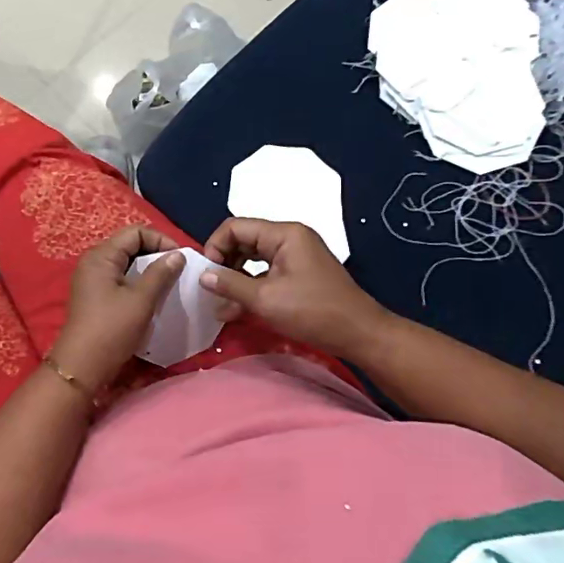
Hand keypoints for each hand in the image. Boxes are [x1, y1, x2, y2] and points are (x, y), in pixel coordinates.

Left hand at [48, 225, 184, 396]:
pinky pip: (120, 280)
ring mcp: (92, 280)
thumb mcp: (140, 300)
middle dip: (156, 254)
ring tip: (170, 284)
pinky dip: (138, 283)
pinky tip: (153, 297)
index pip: (135, 232)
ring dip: (148, 271)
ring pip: (126, 264)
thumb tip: (177, 254)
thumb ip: (160, 274)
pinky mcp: (95, 296)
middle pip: (129, 246)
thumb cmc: (111, 329)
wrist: (82, 366)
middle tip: (179, 271)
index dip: (160, 240)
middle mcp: (93, 262)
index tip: (181, 259)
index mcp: (101, 256)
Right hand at [199, 218, 390, 356]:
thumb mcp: (265, 299)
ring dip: (234, 277)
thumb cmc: (313, 312)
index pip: (235, 227)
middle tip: (212, 288)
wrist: (360, 334)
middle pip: (243, 240)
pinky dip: (250, 285)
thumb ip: (230, 284)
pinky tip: (237, 307)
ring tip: (221, 302)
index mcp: (284, 234)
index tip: (207, 274)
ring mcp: (295, 256)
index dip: (215, 247)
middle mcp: (289, 238)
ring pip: (252, 258)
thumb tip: (203, 276)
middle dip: (224, 263)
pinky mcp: (299, 274)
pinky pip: (265, 271)